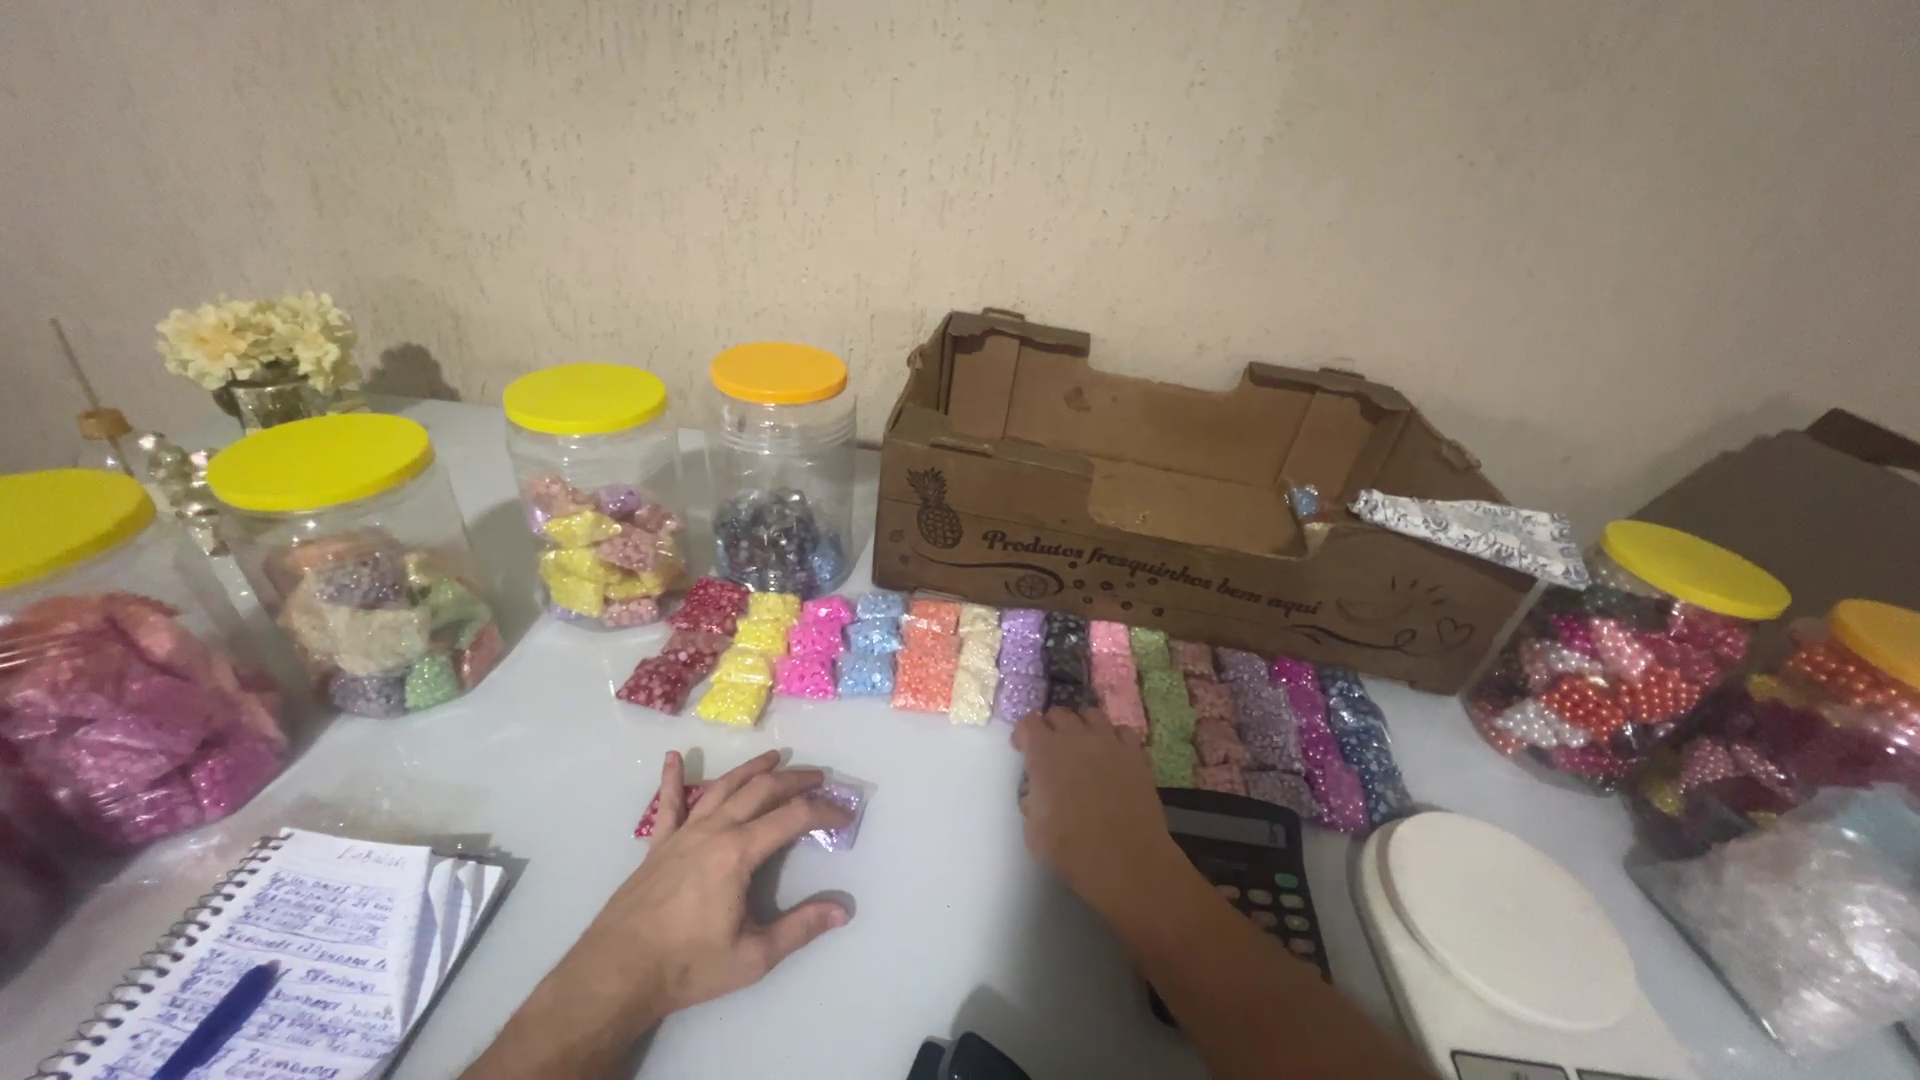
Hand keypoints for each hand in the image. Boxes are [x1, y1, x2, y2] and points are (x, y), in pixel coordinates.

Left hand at [575, 750, 852, 1023]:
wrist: (617, 973)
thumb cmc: (688, 965)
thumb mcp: (753, 956)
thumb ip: (800, 929)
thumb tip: (842, 911)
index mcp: (739, 853)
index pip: (792, 818)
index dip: (824, 812)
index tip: (845, 814)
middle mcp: (713, 831)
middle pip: (760, 791)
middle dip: (794, 780)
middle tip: (819, 776)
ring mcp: (682, 835)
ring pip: (722, 788)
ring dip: (751, 769)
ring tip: (773, 757)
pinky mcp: (658, 846)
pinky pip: (668, 804)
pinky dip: (673, 778)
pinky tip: (673, 758)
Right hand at [1013, 707, 1185, 917]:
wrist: (1124, 858)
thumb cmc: (1071, 848)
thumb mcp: (1033, 829)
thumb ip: (1032, 801)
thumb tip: (1038, 794)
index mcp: (1045, 752)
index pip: (1028, 723)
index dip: (1023, 734)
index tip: (1022, 749)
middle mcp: (1076, 737)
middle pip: (1059, 713)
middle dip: (1051, 727)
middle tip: (1051, 748)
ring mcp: (1109, 742)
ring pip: (1092, 715)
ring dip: (1082, 726)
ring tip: (1083, 745)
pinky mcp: (1135, 754)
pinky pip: (1122, 731)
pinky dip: (1113, 737)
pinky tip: (1112, 754)